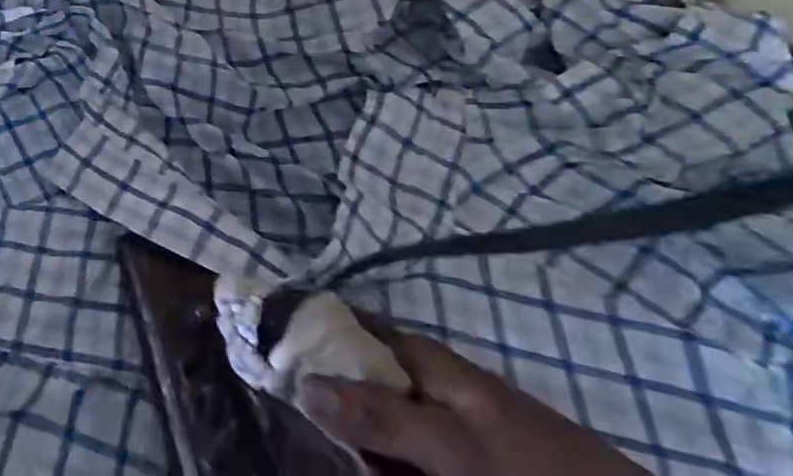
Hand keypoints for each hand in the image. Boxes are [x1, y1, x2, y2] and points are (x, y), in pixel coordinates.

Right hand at [298, 333, 646, 475]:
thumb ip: (379, 414)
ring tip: (321, 447)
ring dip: (346, 433)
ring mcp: (436, 420)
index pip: (345, 329)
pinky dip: (375, 458)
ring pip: (372, 418)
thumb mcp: (452, 443)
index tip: (263, 351)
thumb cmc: (528, 469)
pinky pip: (396, 450)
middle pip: (352, 377)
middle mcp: (421, 379)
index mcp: (418, 357)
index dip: (305, 336)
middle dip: (320, 397)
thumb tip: (302, 382)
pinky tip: (363, 465)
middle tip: (292, 420)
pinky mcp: (448, 455)